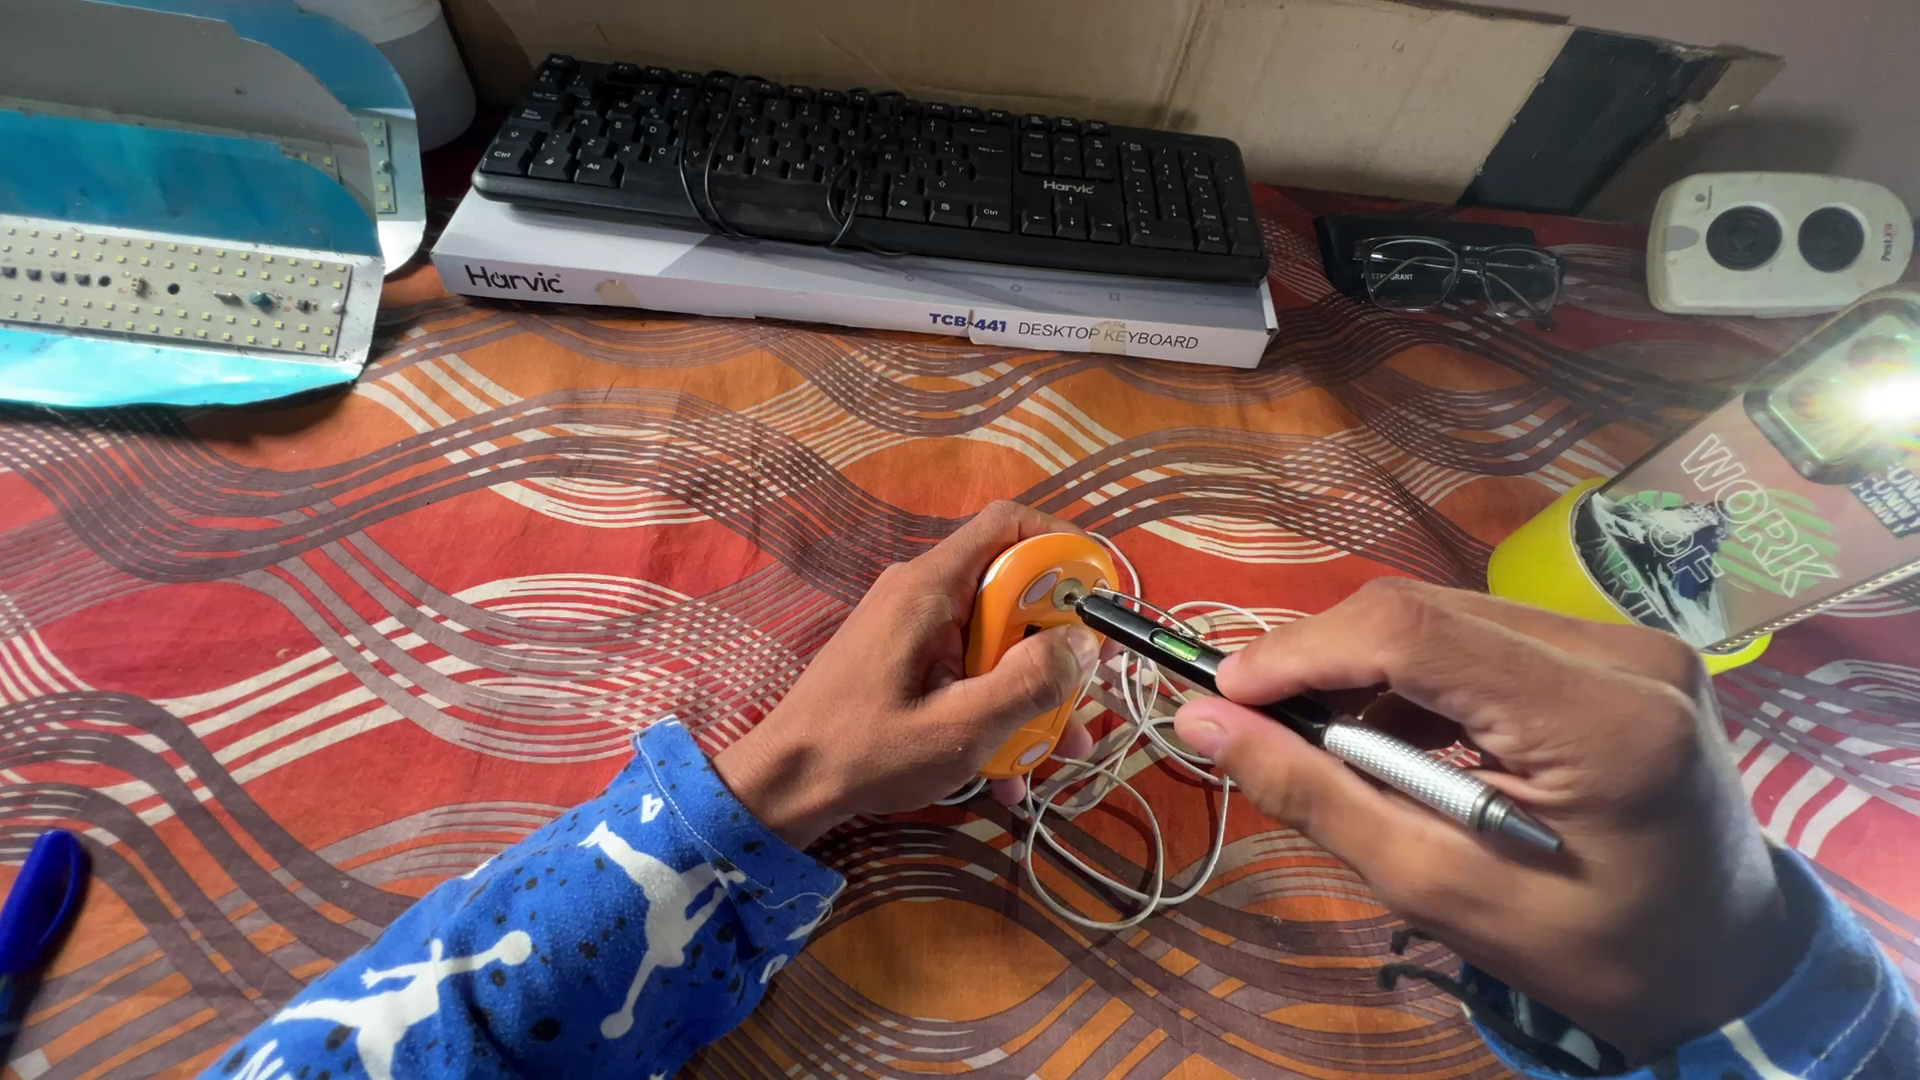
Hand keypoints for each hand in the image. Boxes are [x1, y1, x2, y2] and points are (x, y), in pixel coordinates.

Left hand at [713, 501, 1100, 848]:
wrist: (784, 783)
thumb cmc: (865, 751)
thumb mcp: (960, 727)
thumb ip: (1027, 683)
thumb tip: (1084, 642)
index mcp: (931, 587)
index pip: (1007, 523)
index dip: (1061, 544)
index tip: (1098, 595)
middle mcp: (922, 591)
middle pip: (1009, 588)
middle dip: (1055, 641)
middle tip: (1086, 691)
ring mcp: (912, 625)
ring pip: (993, 634)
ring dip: (1028, 685)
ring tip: (1058, 748)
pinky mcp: (905, 655)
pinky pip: (966, 663)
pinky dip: (992, 702)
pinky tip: (1004, 769)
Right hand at [1172, 579, 1800, 1063]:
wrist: (1727, 967)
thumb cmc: (1581, 948)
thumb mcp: (1430, 886)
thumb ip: (1309, 792)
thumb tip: (1198, 720)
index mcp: (1597, 722)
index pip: (1411, 634)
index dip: (1301, 651)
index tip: (1228, 692)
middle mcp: (1617, 653)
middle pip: (1413, 612)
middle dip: (1317, 658)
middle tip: (1258, 715)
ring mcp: (1617, 639)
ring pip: (1430, 614)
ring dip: (1354, 666)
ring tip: (1323, 731)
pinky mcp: (1600, 646)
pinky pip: (1463, 631)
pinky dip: (1399, 672)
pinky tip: (1388, 726)